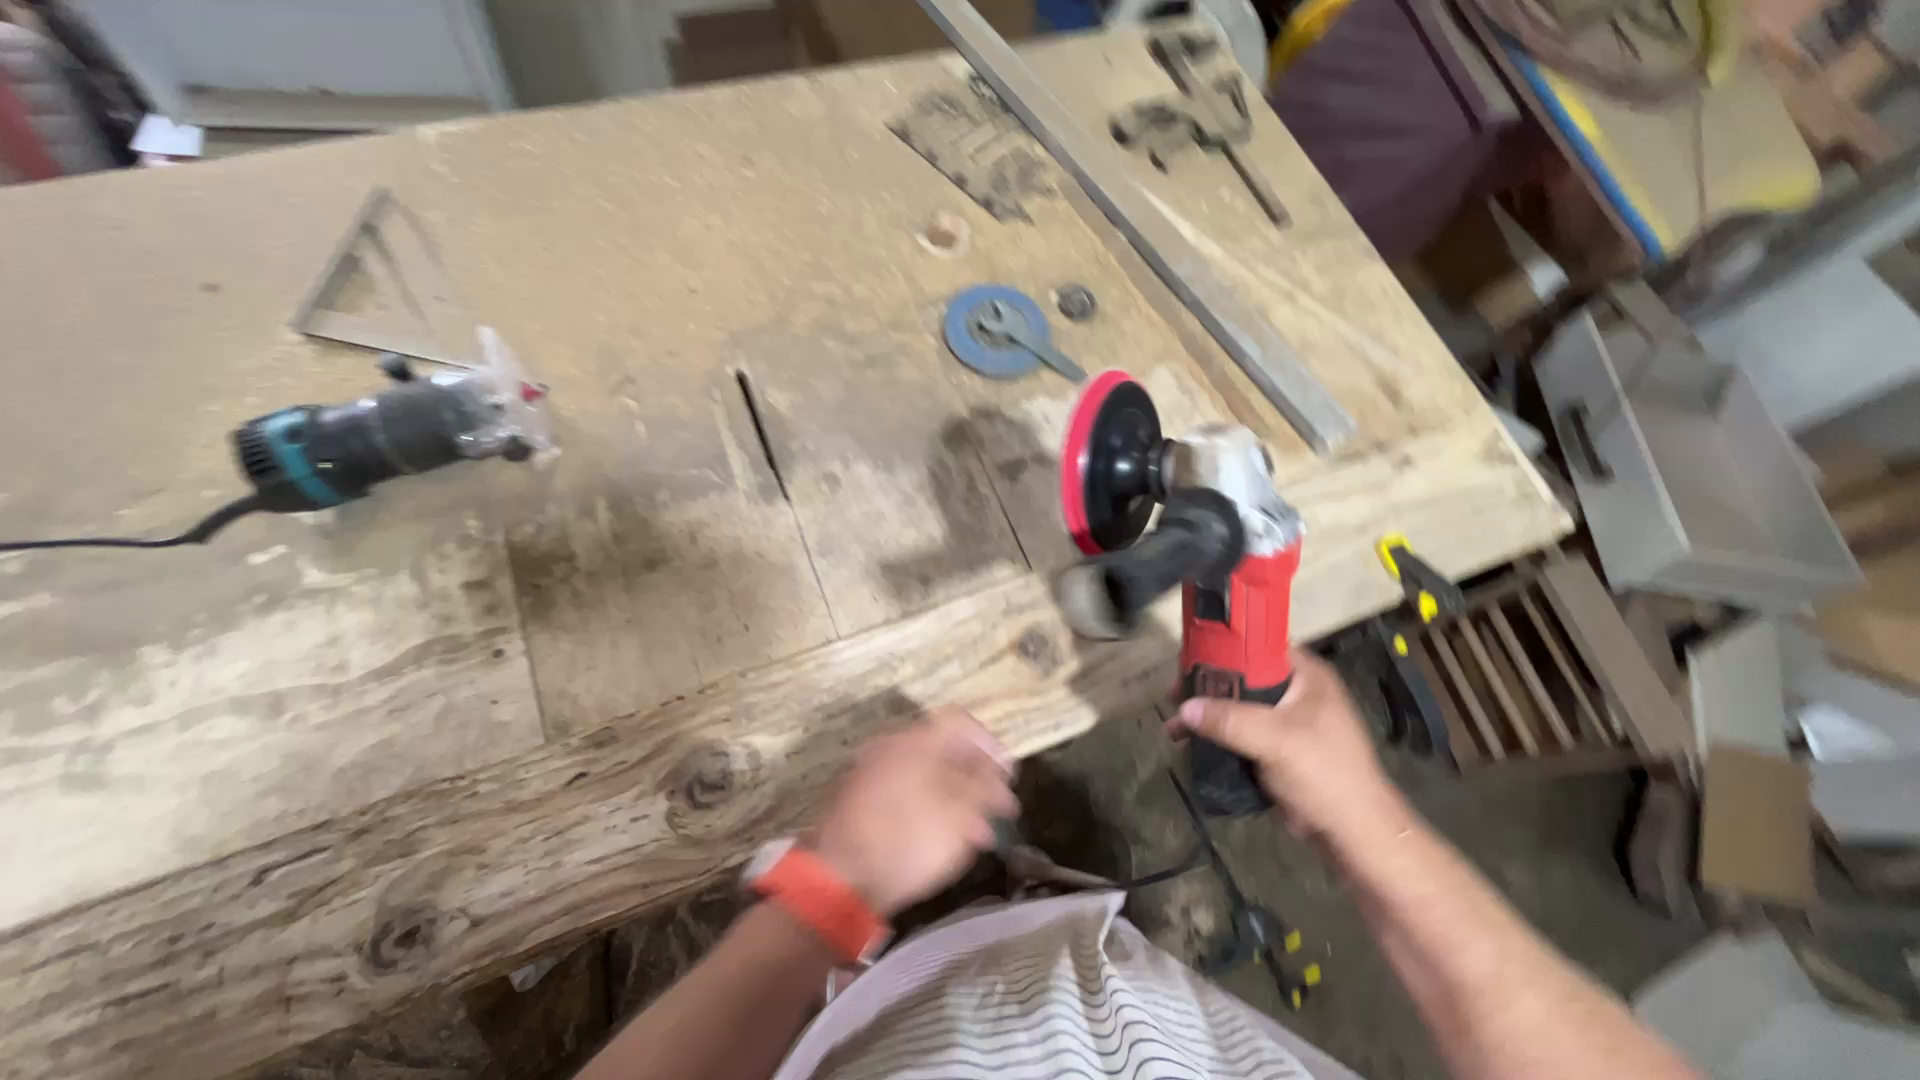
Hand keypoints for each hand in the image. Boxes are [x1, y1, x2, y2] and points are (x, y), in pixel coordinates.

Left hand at [814, 708, 1016, 917]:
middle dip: (977, 778)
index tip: (1007, 776)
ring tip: (980, 835)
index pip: (961, 722)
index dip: (990, 744)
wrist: (840, 880)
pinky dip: (932, 809)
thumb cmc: (907, 842)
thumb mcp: (959, 816)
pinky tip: (947, 840)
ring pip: (928, 775)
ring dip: (959, 799)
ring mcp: (874, 773)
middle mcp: (892, 747)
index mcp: (916, 741)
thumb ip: (984, 785)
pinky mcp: (864, 801)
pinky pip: (908, 794)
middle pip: (945, 750)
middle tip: (1000, 810)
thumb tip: (998, 764)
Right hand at [1166, 650, 1405, 840]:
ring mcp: (1288, 722)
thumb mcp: (1276, 740)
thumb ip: (1229, 720)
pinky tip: (1190, 745)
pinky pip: (1240, 734)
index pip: (1259, 646)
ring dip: (1206, 716)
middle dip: (1206, 688)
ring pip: (1238, 707)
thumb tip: (1183, 708)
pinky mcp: (1278, 750)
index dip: (1222, 649)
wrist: (1353, 833)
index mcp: (1306, 676)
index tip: (1186, 660)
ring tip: (1174, 728)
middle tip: (1173, 696)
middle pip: (1242, 677)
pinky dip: (1216, 737)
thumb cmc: (1324, 774)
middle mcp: (1297, 692)